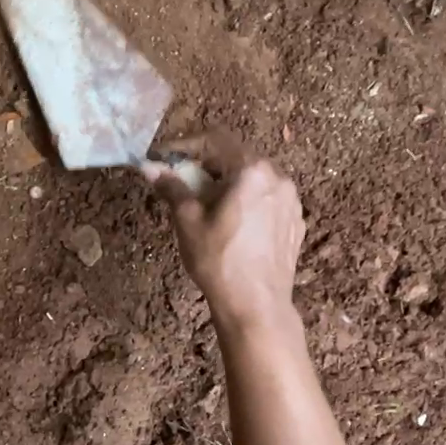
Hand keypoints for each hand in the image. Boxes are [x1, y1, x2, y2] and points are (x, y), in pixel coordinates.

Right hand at [145, 140, 304, 332]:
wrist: (256, 304)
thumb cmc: (218, 260)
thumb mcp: (187, 221)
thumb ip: (172, 188)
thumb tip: (150, 167)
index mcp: (251, 171)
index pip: (215, 139)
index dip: (185, 145)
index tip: (163, 159)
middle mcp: (278, 177)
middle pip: (236, 157)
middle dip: (205, 166)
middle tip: (181, 185)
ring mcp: (291, 199)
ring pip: (252, 179)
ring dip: (226, 184)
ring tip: (205, 207)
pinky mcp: (295, 221)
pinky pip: (266, 199)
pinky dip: (245, 201)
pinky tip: (231, 225)